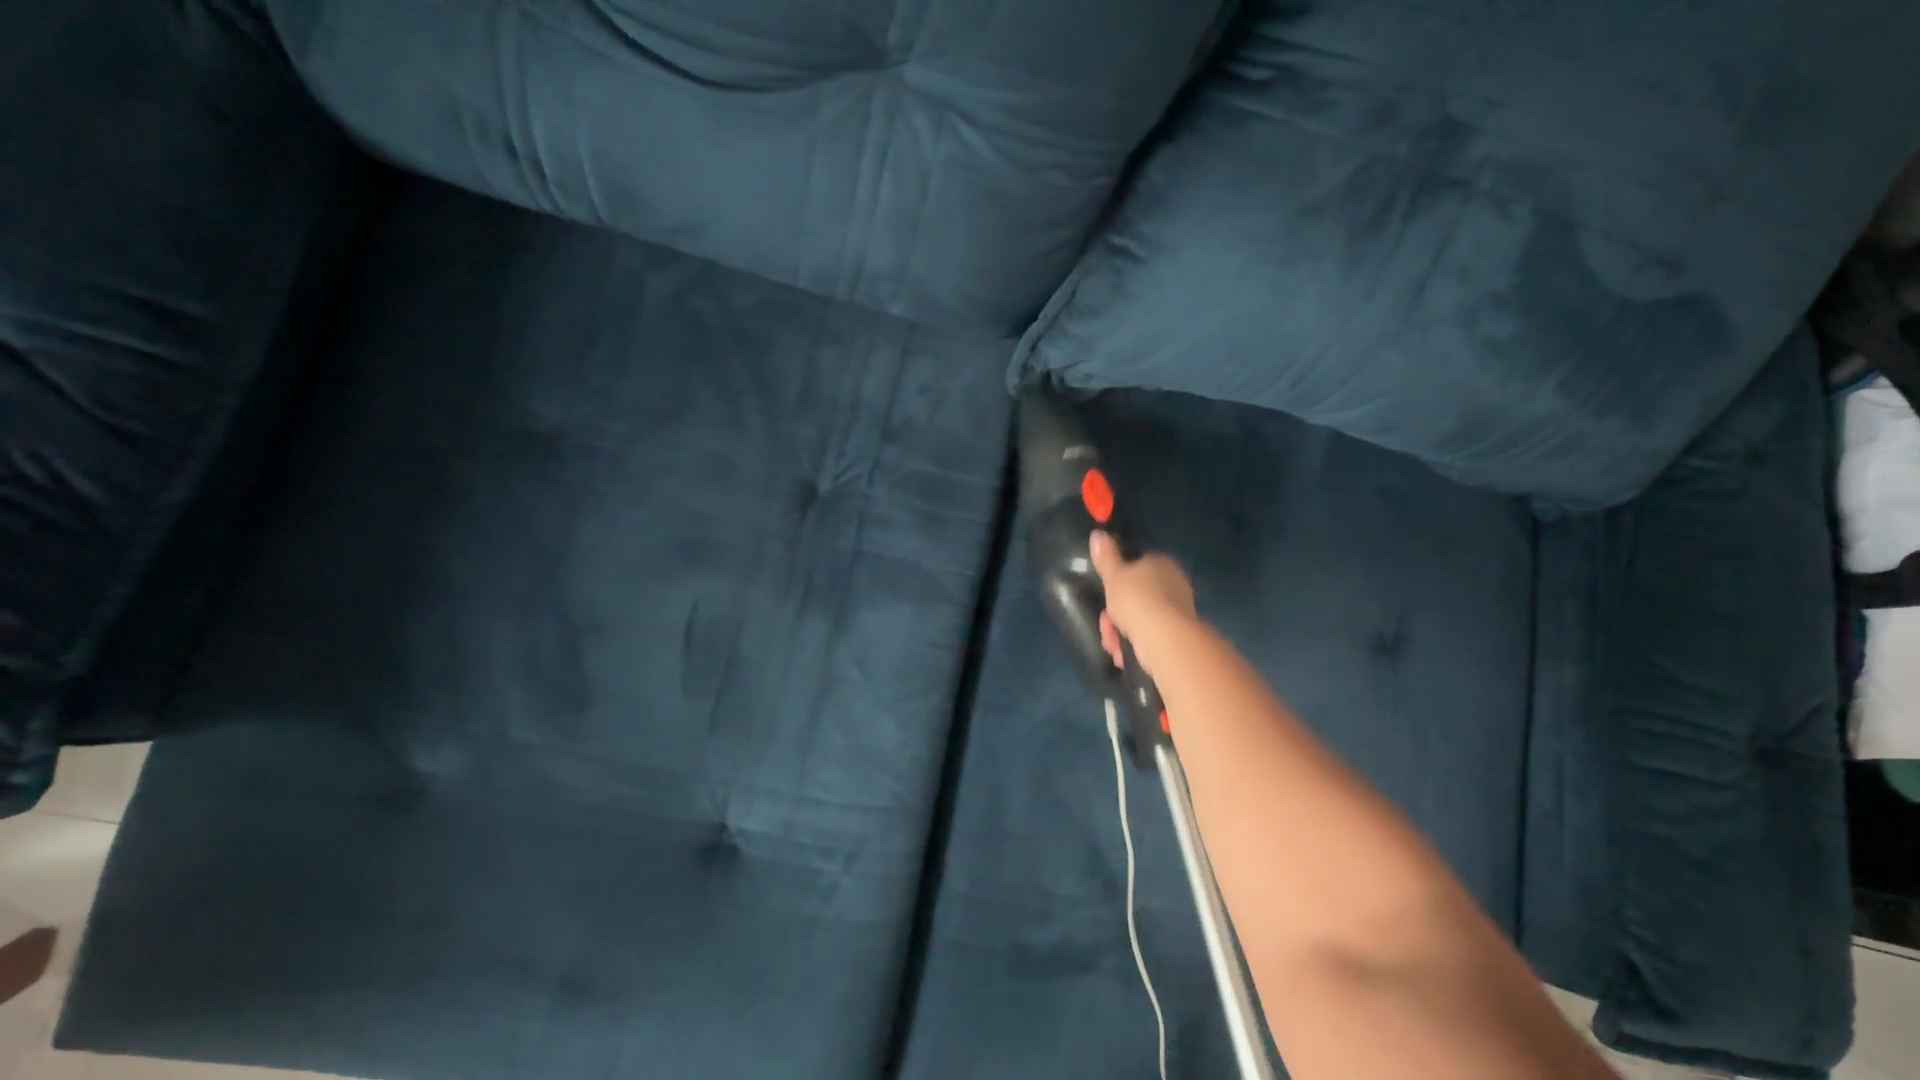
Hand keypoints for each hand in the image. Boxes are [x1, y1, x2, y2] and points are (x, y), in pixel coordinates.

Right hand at [1089, 530, 1197, 678]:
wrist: (1164, 637)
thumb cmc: (1136, 599)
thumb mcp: (1113, 576)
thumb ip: (1106, 557)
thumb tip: (1098, 534)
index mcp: (1161, 564)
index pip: (1138, 566)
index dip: (1118, 582)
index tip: (1107, 595)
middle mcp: (1174, 584)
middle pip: (1137, 596)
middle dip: (1117, 613)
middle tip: (1106, 624)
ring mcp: (1178, 611)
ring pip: (1141, 619)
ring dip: (1121, 632)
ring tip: (1113, 644)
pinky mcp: (1178, 635)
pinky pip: (1150, 637)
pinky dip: (1135, 645)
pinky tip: (1124, 654)